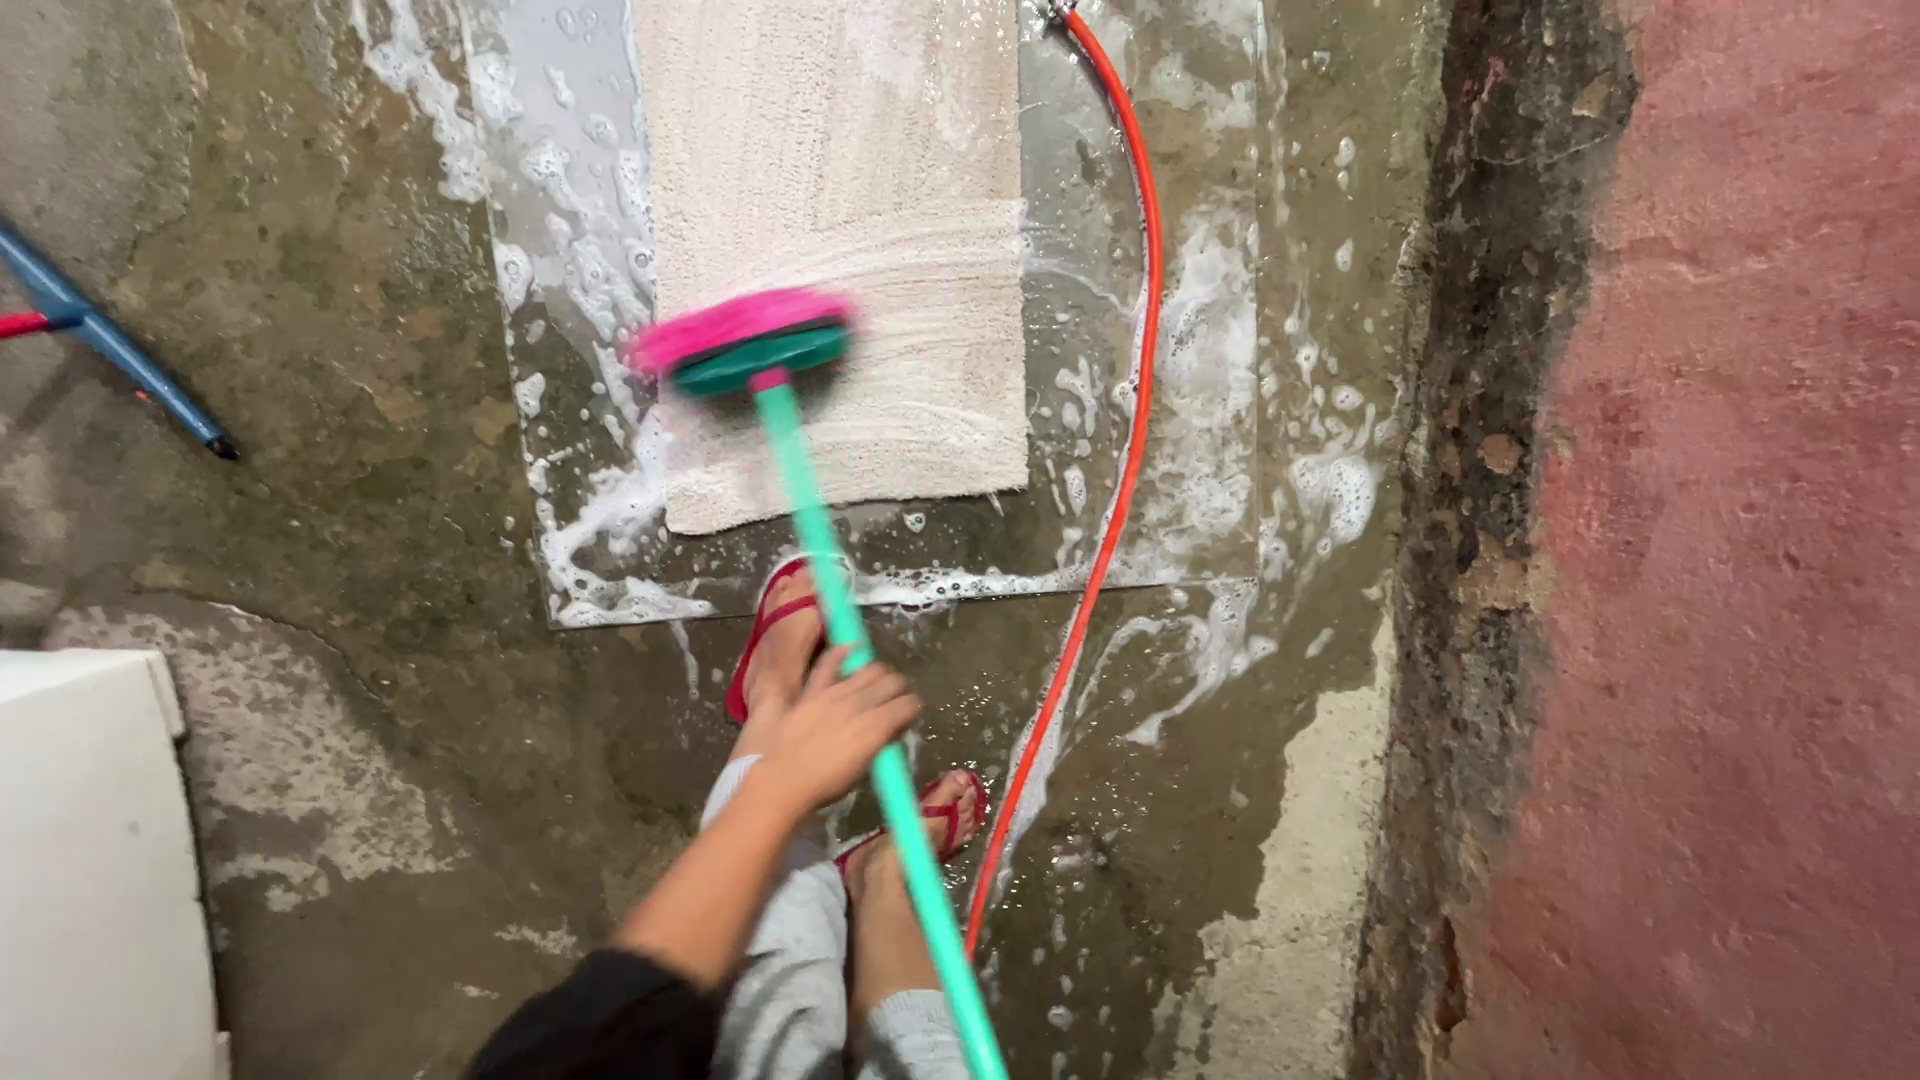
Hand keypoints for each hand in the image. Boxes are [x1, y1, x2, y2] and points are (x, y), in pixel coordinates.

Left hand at [759, 647, 921, 812]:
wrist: (781, 781)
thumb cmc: (824, 785)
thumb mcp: (862, 770)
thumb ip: (880, 744)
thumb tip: (894, 729)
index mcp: (876, 727)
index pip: (908, 705)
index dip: (913, 707)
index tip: (911, 712)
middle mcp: (860, 705)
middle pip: (892, 682)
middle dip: (900, 688)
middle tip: (897, 697)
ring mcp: (835, 694)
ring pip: (869, 669)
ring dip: (880, 673)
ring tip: (878, 680)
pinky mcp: (813, 690)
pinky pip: (829, 662)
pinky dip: (842, 651)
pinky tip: (853, 647)